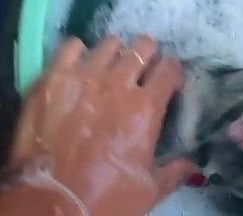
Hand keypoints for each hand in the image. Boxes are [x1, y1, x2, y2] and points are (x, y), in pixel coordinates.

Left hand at [5, 35, 198, 215]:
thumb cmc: (103, 201)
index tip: (168, 82)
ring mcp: (85, 74)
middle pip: (142, 46)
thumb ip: (173, 173)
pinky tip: (77, 67)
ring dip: (113, 53)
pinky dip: (78, 53)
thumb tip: (193, 166)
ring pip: (109, 42)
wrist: (49, 204)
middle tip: (139, 69)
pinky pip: (72, 46)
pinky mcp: (55, 75)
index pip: (170, 69)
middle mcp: (119, 82)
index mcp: (146, 108)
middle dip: (146, 54)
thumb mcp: (146, 193)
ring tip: (107, 68)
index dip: (171, 73)